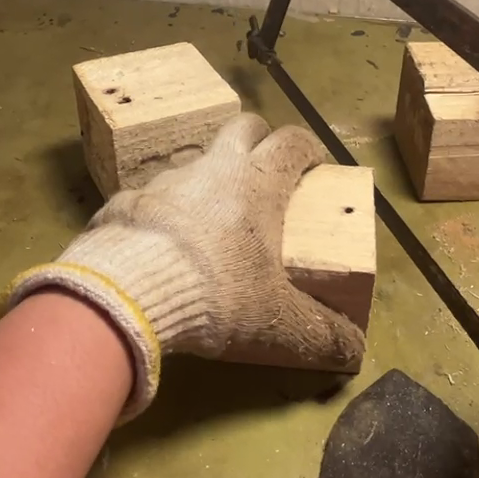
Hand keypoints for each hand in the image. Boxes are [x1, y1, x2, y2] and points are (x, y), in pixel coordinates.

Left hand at [0, 113, 363, 418]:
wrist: (126, 294)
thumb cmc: (218, 294)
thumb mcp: (278, 321)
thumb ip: (320, 334)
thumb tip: (355, 350)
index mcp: (257, 183)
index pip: (292, 142)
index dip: (308, 150)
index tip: (314, 169)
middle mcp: (212, 169)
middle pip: (243, 128)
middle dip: (258, 141)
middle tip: (265, 177)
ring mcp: (164, 181)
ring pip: (195, 162)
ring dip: (208, 180)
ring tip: (210, 224)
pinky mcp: (123, 201)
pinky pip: (151, 199)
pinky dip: (162, 216)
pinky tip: (160, 251)